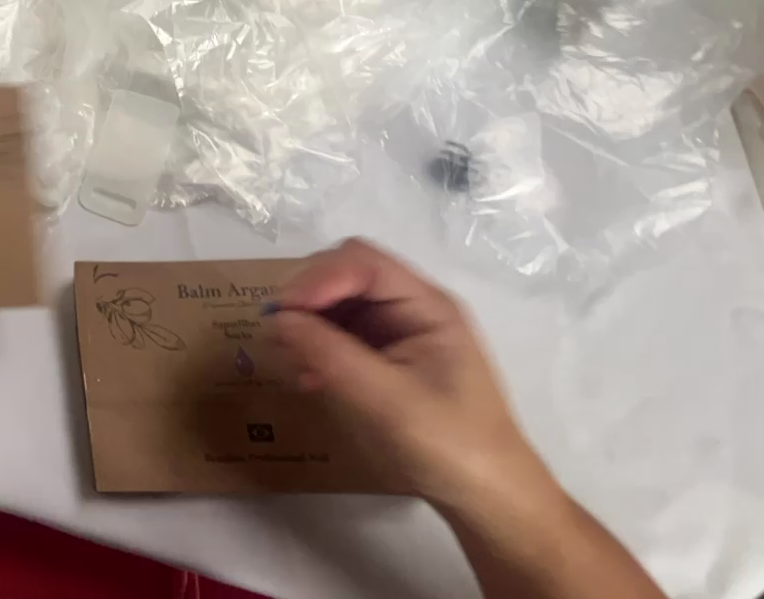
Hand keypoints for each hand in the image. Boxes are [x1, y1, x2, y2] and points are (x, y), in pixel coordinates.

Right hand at [268, 238, 555, 513]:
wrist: (488, 501)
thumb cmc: (447, 445)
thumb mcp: (384, 399)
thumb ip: (327, 352)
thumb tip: (275, 318)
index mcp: (426, 306)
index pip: (360, 262)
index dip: (317, 277)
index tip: (284, 310)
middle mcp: (408, 308)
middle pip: (342, 272)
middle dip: (306, 295)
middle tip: (278, 330)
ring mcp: (393, 330)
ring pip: (332, 300)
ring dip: (304, 321)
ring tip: (289, 356)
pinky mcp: (379, 355)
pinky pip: (333, 330)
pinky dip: (311, 344)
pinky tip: (305, 375)